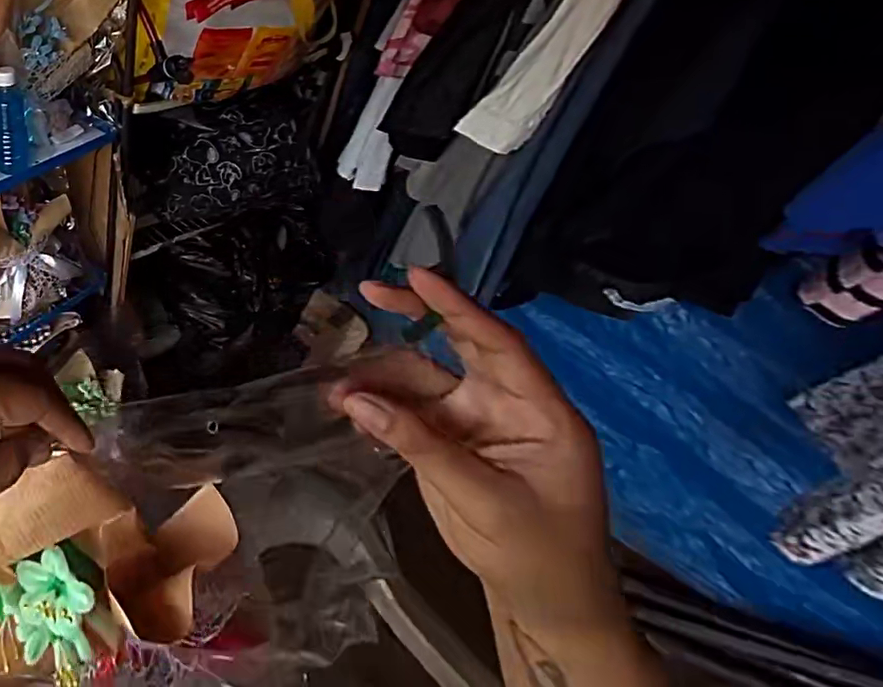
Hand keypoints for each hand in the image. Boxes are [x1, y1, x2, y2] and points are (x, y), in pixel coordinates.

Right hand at [330, 268, 620, 636]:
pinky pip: (403, 406)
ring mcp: (471, 416)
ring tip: (337, 391)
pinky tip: (347, 408)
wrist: (545, 606)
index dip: (457, 307)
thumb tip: (355, 401)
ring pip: (417, 376)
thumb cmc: (540, 555)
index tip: (417, 276)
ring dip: (376, 378)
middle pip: (457, 342)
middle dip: (413, 313)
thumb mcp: (485, 501)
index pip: (499, 344)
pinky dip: (374, 404)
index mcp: (539, 410)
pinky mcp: (444, 434)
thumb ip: (420, 446)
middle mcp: (503, 401)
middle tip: (368, 291)